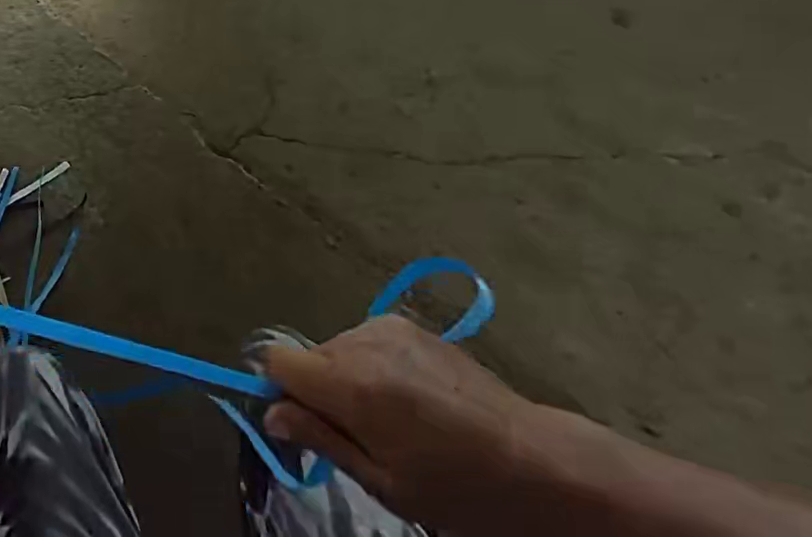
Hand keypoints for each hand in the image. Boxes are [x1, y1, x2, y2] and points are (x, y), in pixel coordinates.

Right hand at [260, 315, 545, 530]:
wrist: (539, 462)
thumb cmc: (459, 488)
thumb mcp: (384, 484)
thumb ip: (321, 439)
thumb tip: (271, 414)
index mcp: (349, 384)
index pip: (276, 359)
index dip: (280, 388)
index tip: (303, 418)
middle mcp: (359, 343)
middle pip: (309, 356)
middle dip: (320, 387)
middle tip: (361, 430)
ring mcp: (385, 327)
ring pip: (336, 348)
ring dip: (347, 374)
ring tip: (391, 413)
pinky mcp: (407, 323)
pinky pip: (364, 339)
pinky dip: (370, 361)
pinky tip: (408, 392)